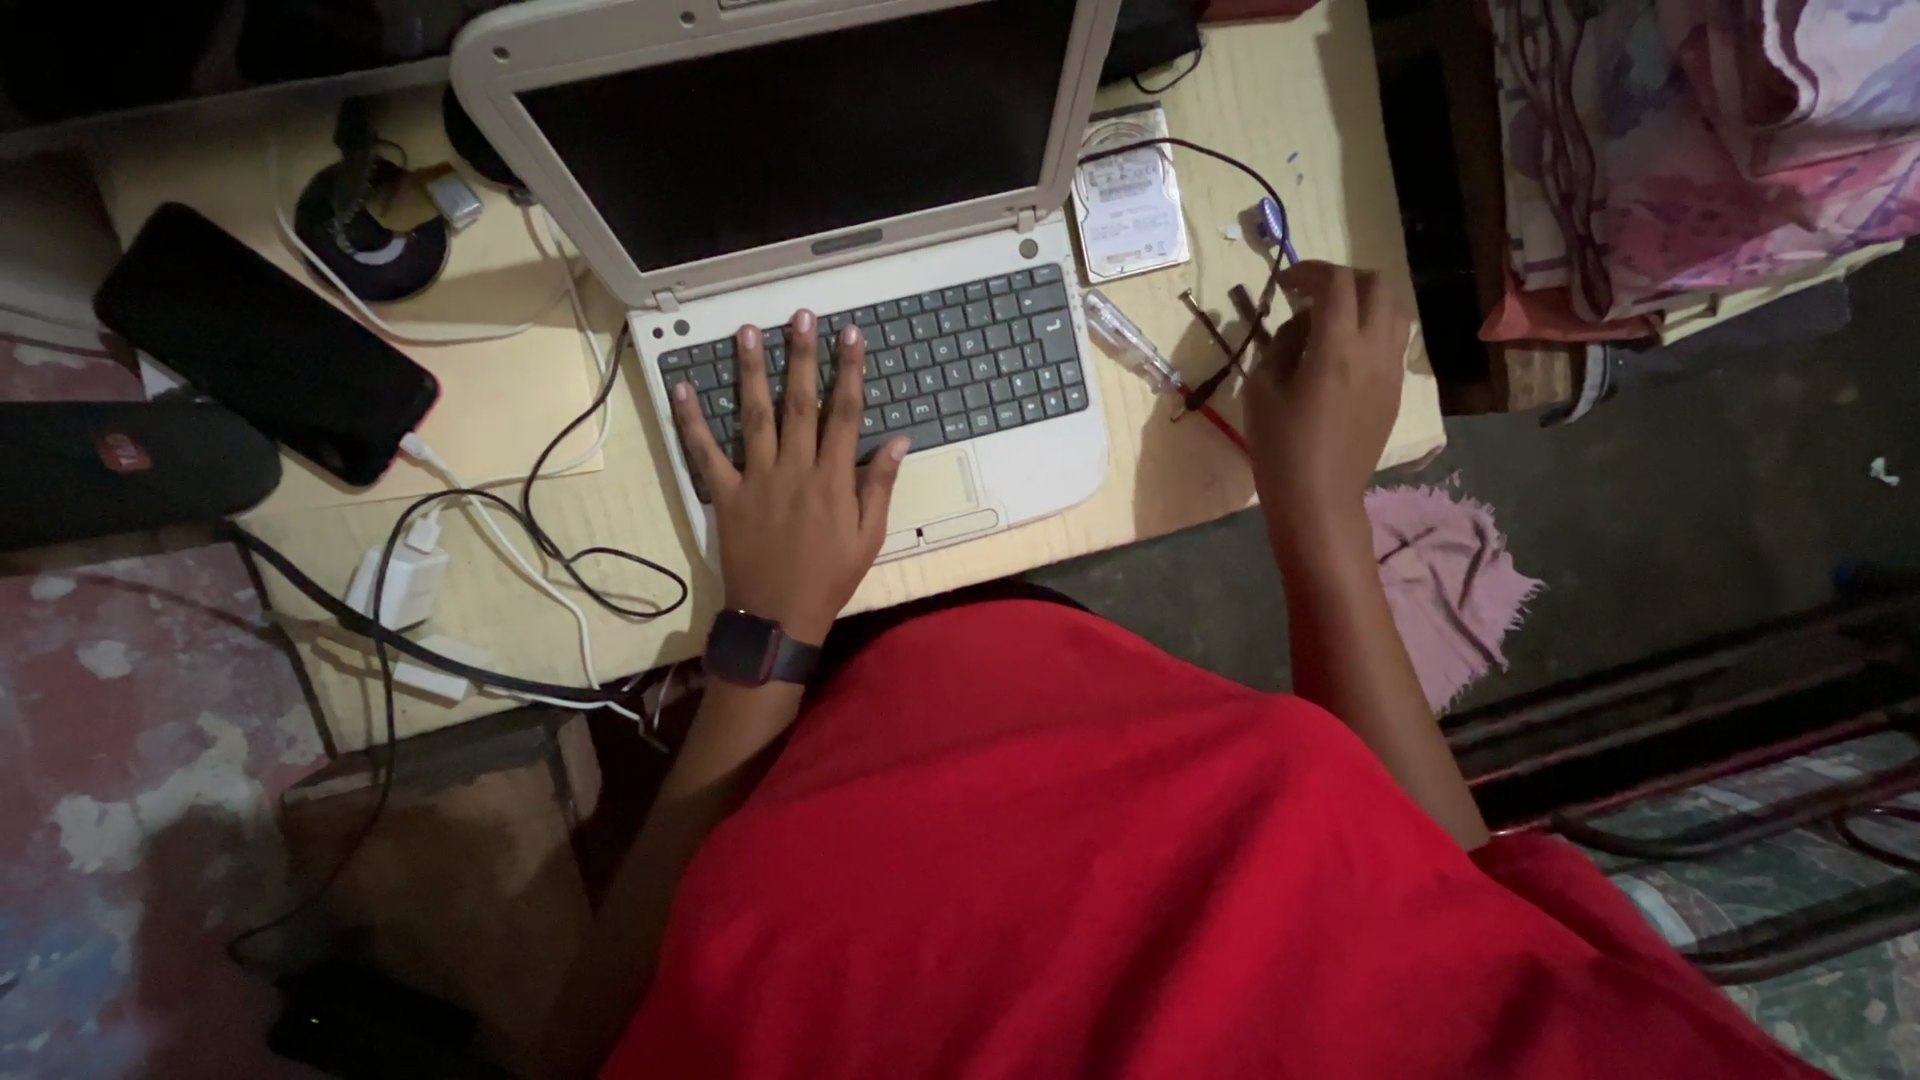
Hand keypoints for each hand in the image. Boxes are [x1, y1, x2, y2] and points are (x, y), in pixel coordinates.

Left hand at [672, 310, 908, 644]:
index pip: (846, 414)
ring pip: (754, 416)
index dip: (850, 371)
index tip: (851, 336)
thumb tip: (899, 440)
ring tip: (747, 331)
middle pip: (800, 402)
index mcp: (834, 479)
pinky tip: (683, 387)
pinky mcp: (725, 495)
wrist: (779, 616)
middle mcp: (795, 469)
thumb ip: (880, 485)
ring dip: (750, 371)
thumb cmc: (831, 577)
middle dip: (802, 356)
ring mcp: (756, 479)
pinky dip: (692, 421)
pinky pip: (706, 453)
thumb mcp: (869, 536)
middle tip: (800, 315)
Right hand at [1244, 261, 1410, 549]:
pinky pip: (1392, 342)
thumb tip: (1297, 327)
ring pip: (1394, 311)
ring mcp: (1391, 370)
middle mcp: (1374, 350)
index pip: (1335, 283)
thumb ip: (1280, 347)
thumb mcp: (1261, 391)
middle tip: (1311, 295)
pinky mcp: (1395, 390)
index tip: (1285, 283)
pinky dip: (1370, 330)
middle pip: (1377, 285)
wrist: (1318, 497)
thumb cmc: (1279, 447)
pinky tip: (1341, 354)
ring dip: (1363, 302)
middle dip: (1343, 279)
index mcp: (1336, 348)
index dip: (1309, 272)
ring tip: (1330, 321)